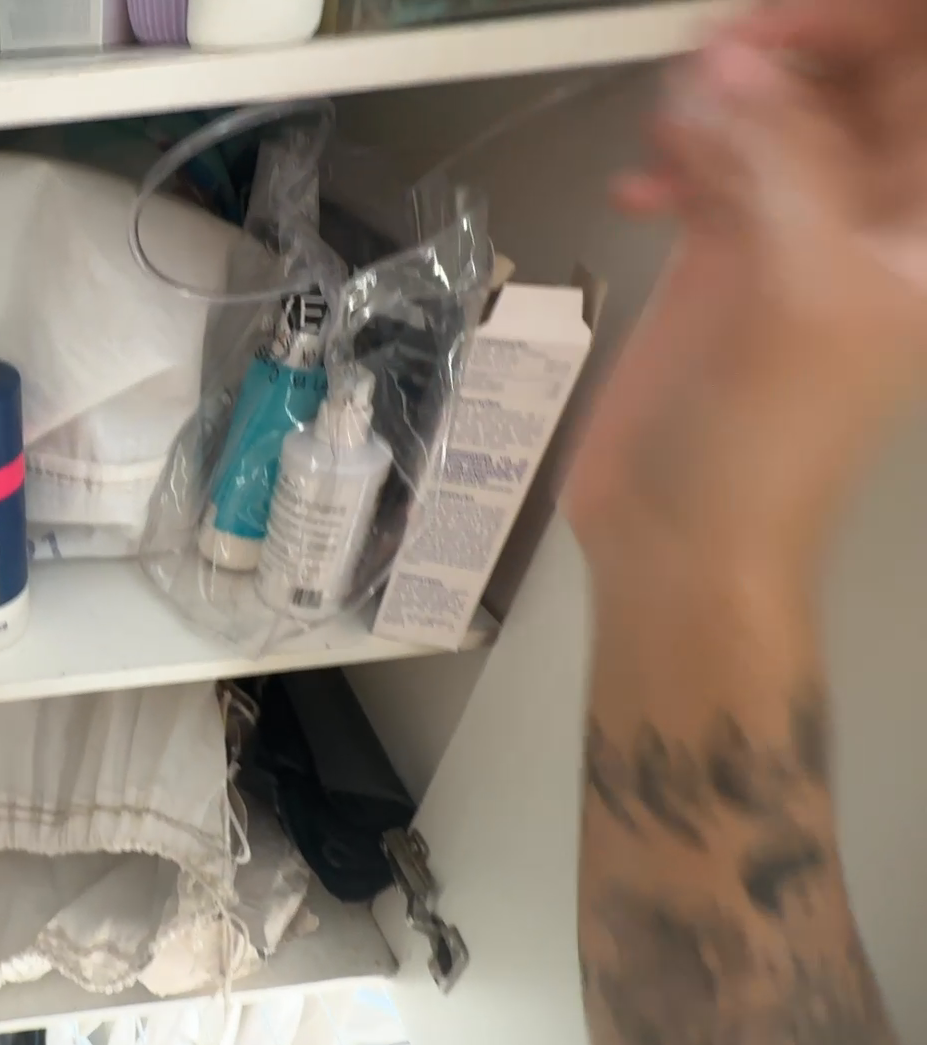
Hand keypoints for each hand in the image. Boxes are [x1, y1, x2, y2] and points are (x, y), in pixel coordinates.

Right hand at [567, 35, 926, 585]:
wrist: (679, 523)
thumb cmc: (762, 430)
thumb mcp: (793, 288)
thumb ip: (772, 168)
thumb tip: (715, 65)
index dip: (861, 25)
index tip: (754, 31)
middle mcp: (882, 203)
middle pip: (862, 77)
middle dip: (786, 53)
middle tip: (697, 64)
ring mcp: (796, 232)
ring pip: (779, 121)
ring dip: (721, 108)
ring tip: (659, 130)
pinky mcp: (720, 264)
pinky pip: (711, 180)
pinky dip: (674, 168)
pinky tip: (634, 189)